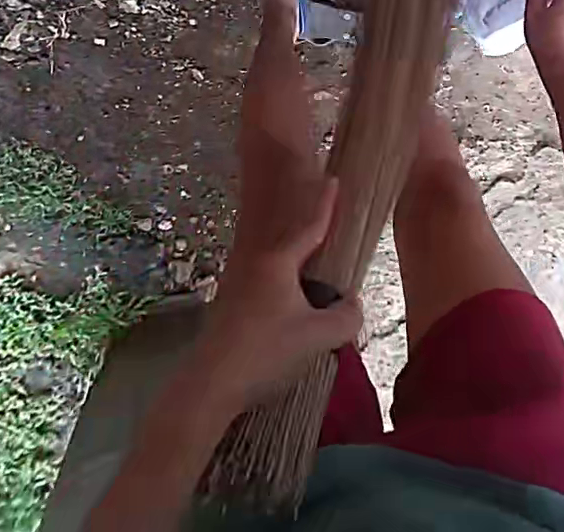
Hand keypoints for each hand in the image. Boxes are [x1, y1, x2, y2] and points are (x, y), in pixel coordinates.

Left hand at [191, 179, 361, 407]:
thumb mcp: (316, 336)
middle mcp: (256, 263)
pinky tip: (294, 302)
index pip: (310, 227)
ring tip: (319, 270)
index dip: (325, 204)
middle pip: (292, 241)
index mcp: (277, 261)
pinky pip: (268, 279)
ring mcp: (239, 282)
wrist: (210, 384)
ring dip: (298, 262)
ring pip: (278, 263)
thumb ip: (344, 317)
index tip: (334, 179)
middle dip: (312, 232)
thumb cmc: (264, 352)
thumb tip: (352, 305)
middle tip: (331, 223)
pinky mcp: (232, 303)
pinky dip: (286, 281)